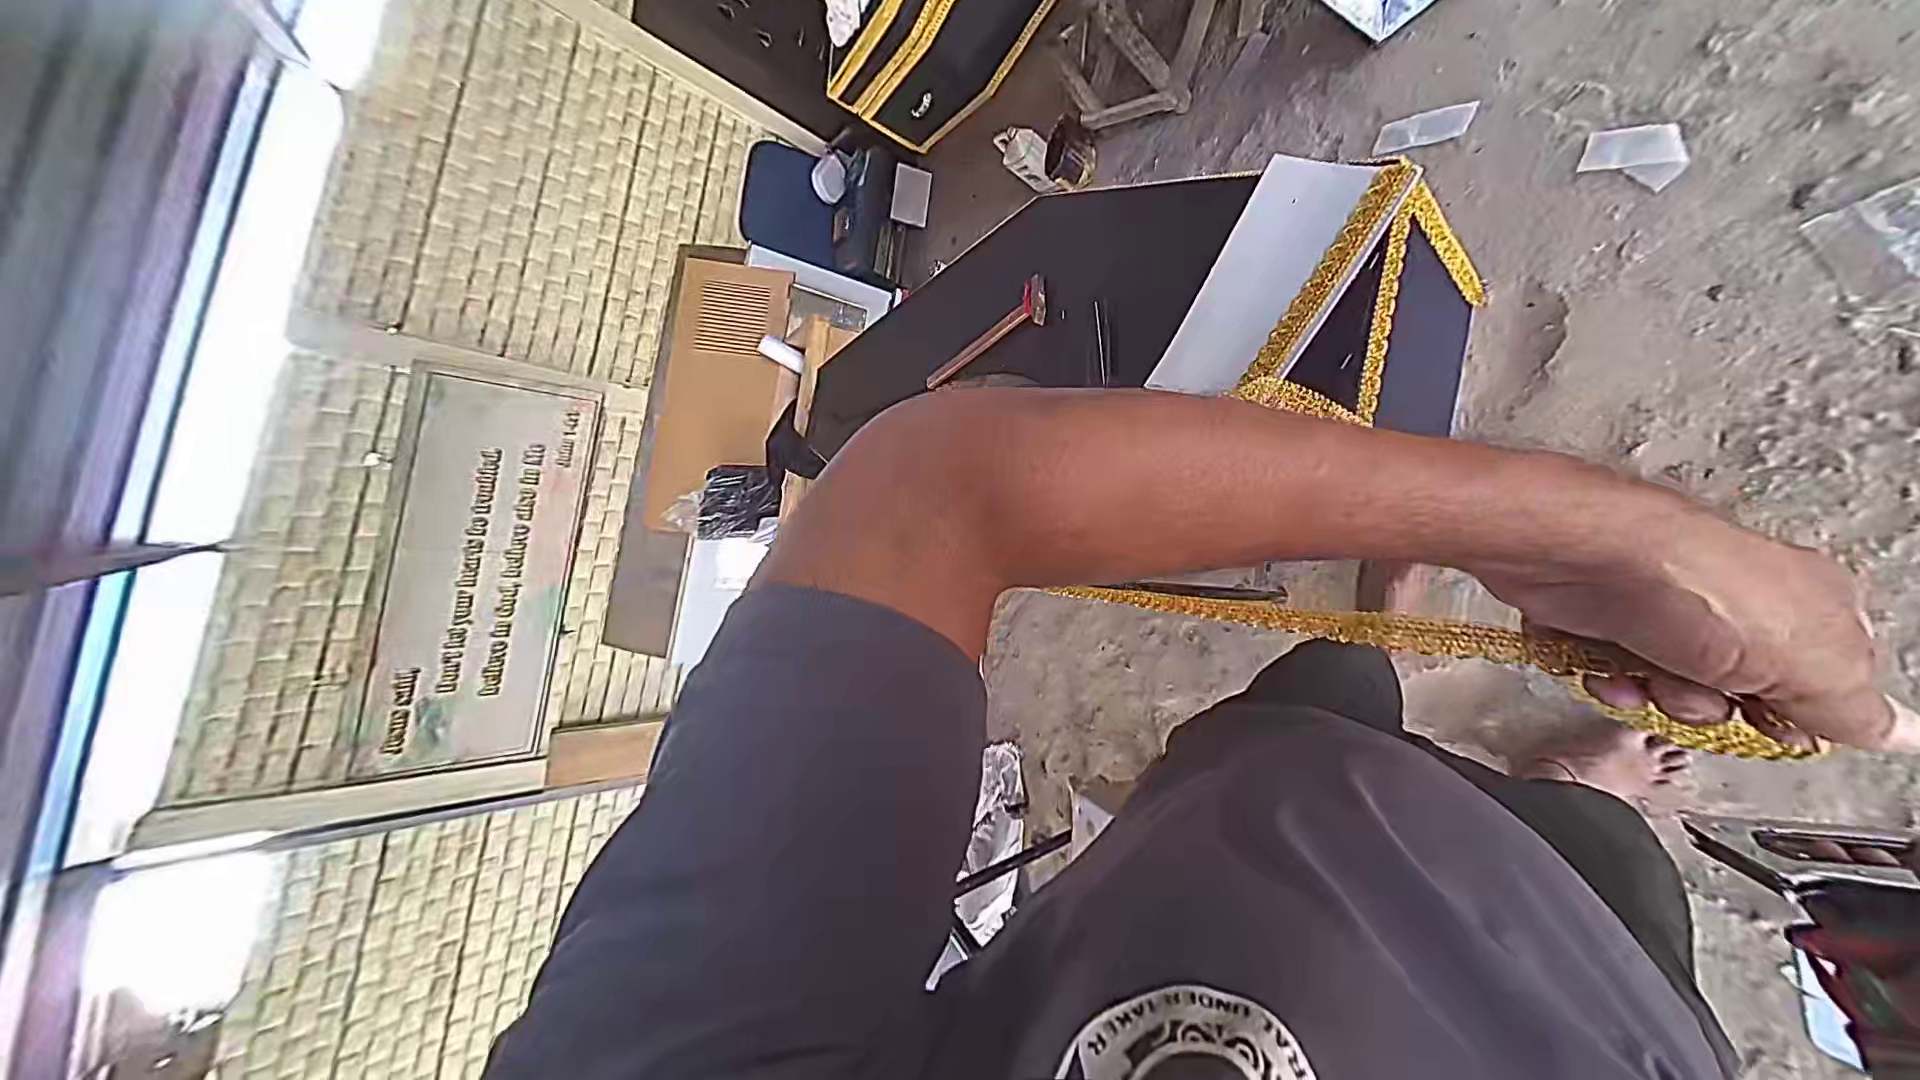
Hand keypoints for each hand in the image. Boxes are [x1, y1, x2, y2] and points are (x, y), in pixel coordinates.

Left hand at [1471, 503, 1918, 753]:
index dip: (1787, 716)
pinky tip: (1593, 668)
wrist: (1577, 556)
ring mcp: (1646, 609)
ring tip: (1637, 674)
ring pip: (1653, 681)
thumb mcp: (1811, 666)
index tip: (1769, 728)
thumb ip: (1853, 708)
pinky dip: (1593, 674)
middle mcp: (1722, 605)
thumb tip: (1899, 733)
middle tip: (1695, 692)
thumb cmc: (1694, 588)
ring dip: (1644, 691)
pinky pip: (1591, 664)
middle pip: (1722, 690)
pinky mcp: (1581, 613)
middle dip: (1704, 707)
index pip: (1812, 682)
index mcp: (1803, 608)